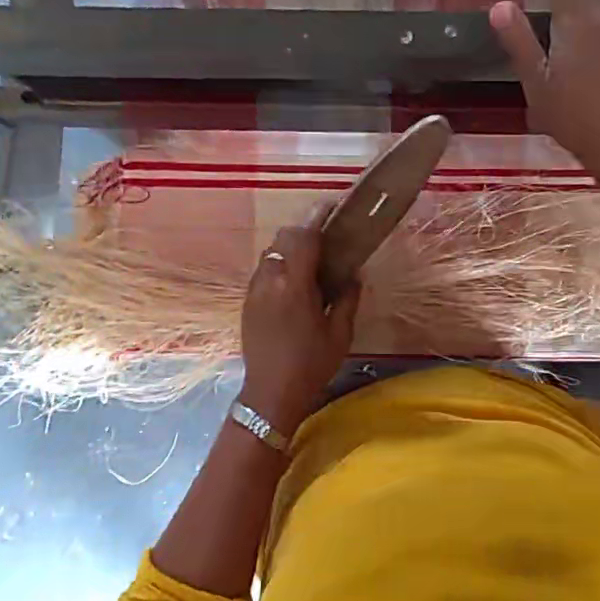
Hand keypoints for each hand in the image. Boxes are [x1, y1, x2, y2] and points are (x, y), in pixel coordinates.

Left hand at [239, 217, 359, 435]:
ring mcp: (254, 290)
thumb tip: (352, 274)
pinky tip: (294, 282)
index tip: (333, 207)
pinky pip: (263, 271)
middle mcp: (269, 280)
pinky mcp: (247, 302)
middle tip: (326, 236)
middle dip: (304, 230)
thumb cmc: (311, 365)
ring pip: (270, 253)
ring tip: (311, 259)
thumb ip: (347, 298)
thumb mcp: (340, 334)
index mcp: (294, 285)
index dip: (317, 215)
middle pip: (283, 237)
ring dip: (289, 247)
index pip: (303, 235)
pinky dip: (279, 265)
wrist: (270, 393)